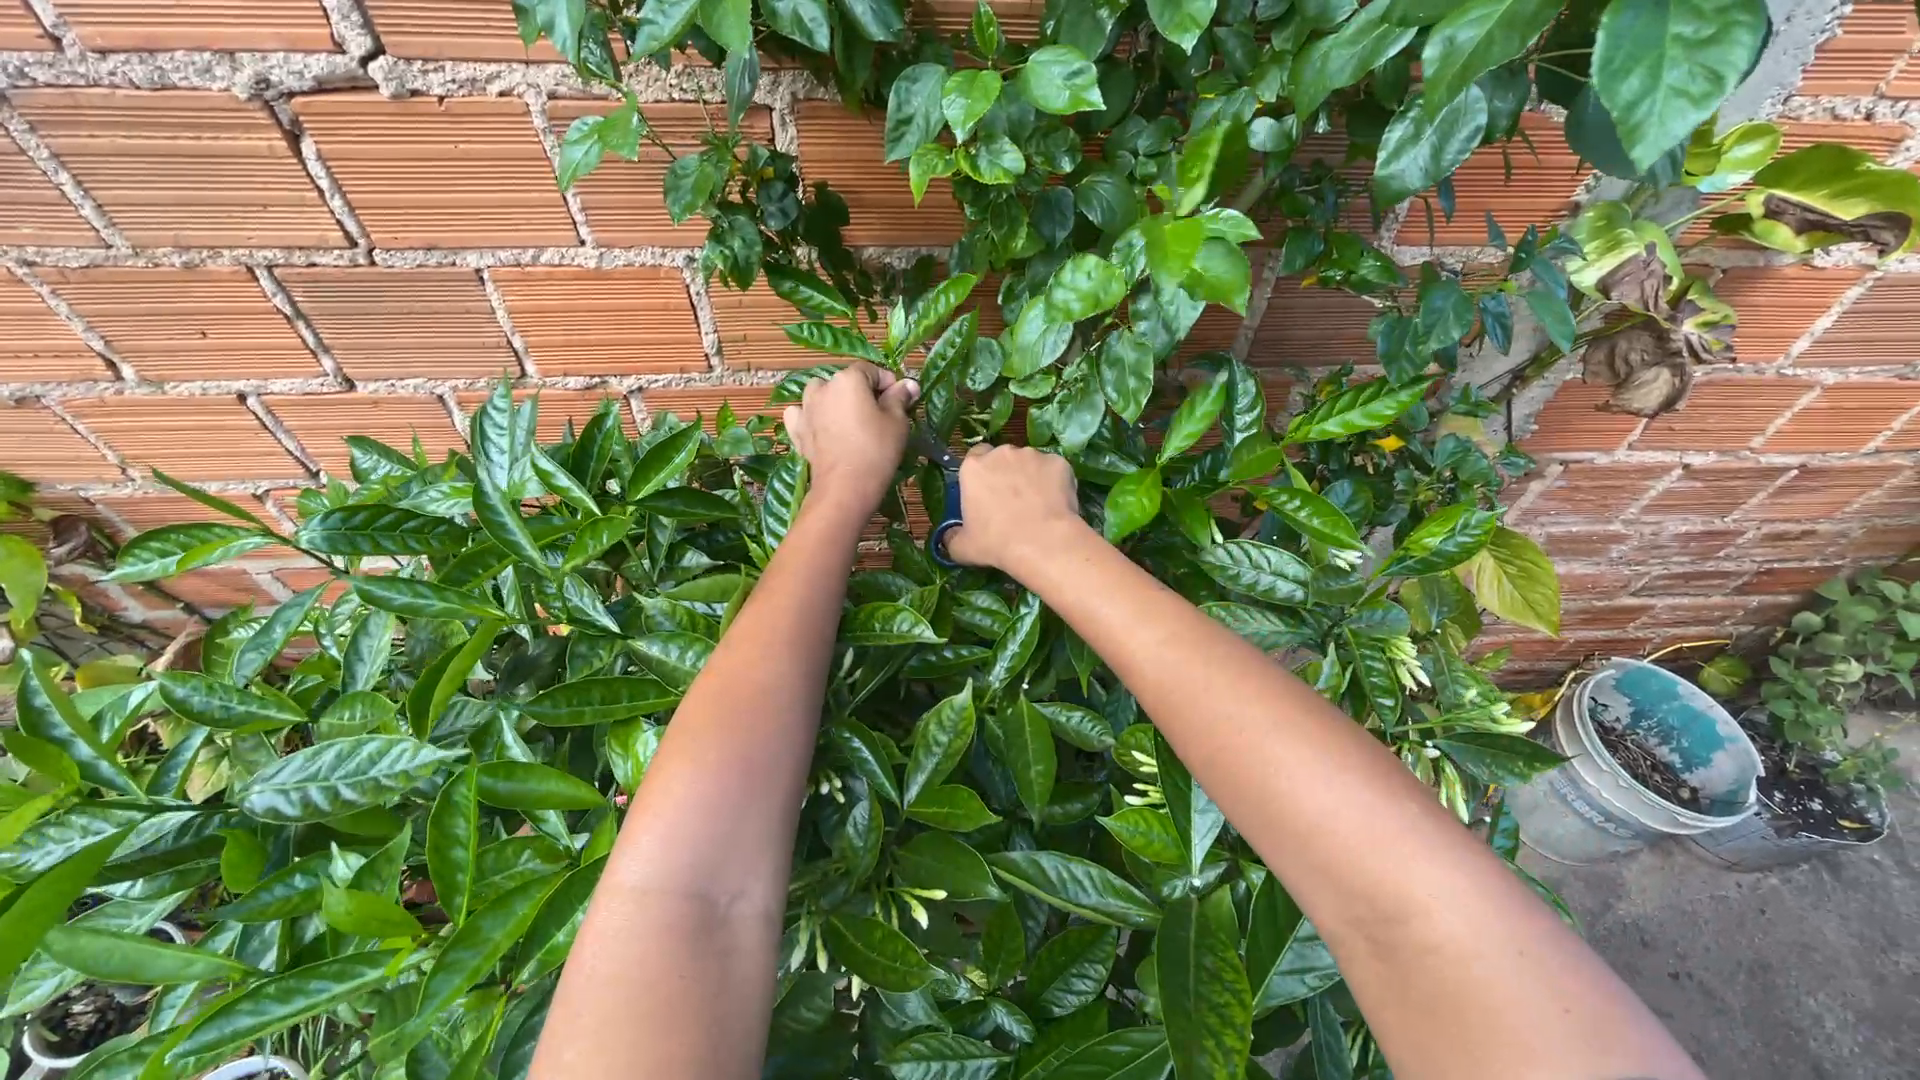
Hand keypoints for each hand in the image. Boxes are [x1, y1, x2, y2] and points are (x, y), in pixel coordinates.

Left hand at [783, 362, 918, 512]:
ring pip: (822, 394)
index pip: (871, 370)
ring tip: (851, 421)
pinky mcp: (797, 430)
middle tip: (879, 415)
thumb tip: (909, 384)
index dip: (888, 383)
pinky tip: (822, 426)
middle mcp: (822, 387)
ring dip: (836, 401)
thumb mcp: (897, 421)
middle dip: (863, 393)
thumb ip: (900, 397)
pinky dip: (812, 416)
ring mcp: (806, 408)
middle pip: (846, 382)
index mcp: (848, 379)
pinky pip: (803, 414)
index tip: (899, 400)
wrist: (845, 487)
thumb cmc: (876, 450)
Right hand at [944, 444, 1088, 572]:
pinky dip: (1055, 481)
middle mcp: (1002, 453)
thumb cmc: (996, 543)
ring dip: (1031, 476)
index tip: (986, 490)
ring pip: (1030, 462)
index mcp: (974, 468)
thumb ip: (952, 538)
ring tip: (1038, 503)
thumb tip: (949, 537)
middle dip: (1007, 472)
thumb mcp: (964, 548)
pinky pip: (1054, 469)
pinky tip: (1056, 503)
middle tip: (1013, 500)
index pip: (974, 457)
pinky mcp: (1059, 462)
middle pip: (1003, 457)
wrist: (1042, 542)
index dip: (982, 473)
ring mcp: (1033, 455)